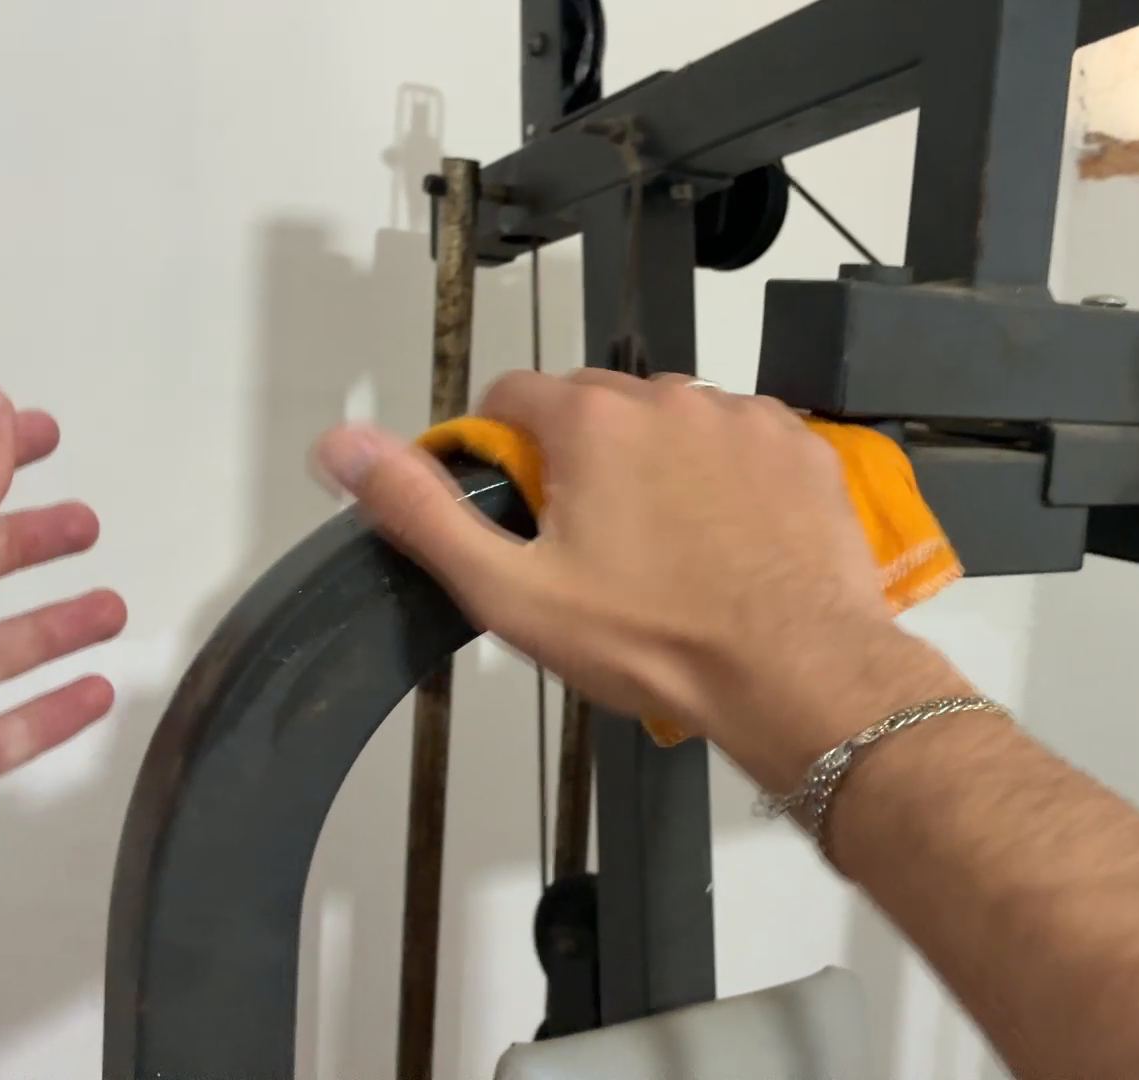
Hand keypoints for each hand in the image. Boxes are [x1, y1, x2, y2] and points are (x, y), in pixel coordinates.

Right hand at [309, 369, 963, 791]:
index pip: (513, 395)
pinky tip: (722, 532)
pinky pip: (735, 438)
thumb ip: (423, 511)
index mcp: (593, 422)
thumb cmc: (659, 640)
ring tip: (665, 543)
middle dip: (579, 457)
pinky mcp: (793, 444)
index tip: (522, 498)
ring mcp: (740, 417)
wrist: (793, 672)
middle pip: (593, 407)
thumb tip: (345, 449)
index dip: (503, 445)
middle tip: (594, 538)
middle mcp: (669, 399)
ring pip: (667, 421)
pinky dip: (719, 471)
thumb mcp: (513, 590)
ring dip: (653, 462)